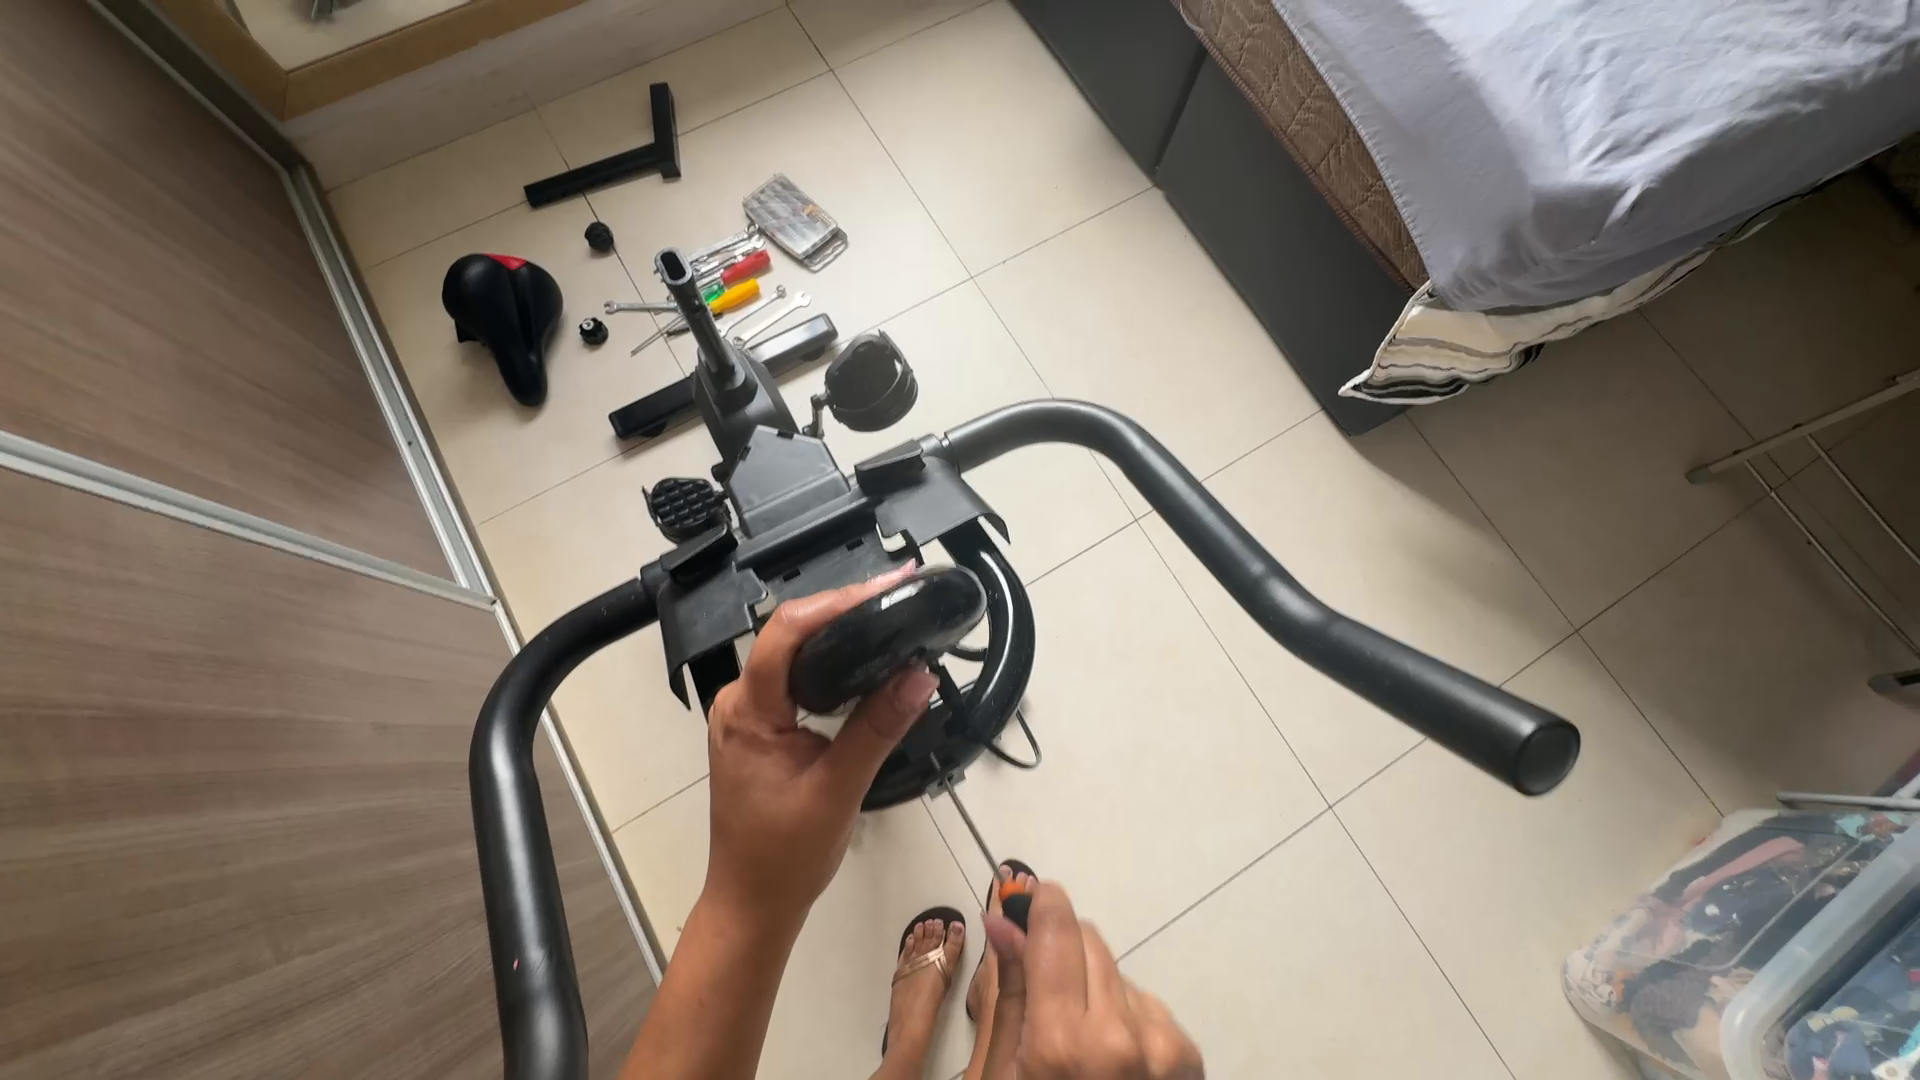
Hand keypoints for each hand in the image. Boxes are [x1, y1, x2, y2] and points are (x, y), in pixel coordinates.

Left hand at [702, 564, 939, 930]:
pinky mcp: (762, 726)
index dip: (836, 602)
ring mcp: (748, 713)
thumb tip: (921, 675)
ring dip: (840, 631)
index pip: (786, 633)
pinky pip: (797, 678)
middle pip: (789, 634)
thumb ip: (878, 729)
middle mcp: (740, 701)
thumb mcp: (838, 790)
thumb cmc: (787, 855)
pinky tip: (866, 656)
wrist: (753, 904)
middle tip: (900, 592)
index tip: (887, 587)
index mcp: (748, 710)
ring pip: (794, 653)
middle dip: (845, 607)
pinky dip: (832, 661)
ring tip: (890, 613)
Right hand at [984, 883, 1203, 1078]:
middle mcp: (1121, 1036)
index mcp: (1064, 1044)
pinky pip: (1145, 1003)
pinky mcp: (1189, 1059)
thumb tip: (1004, 920)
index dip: (1041, 902)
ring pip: (1116, 971)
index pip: (1057, 926)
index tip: (1028, 899)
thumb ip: (1010, 991)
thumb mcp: (1002, 1075)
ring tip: (1078, 1043)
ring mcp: (1163, 1048)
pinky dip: (1123, 1015)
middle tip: (1041, 986)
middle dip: (1060, 949)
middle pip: (1087, 940)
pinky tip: (1111, 1061)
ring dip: (1092, 986)